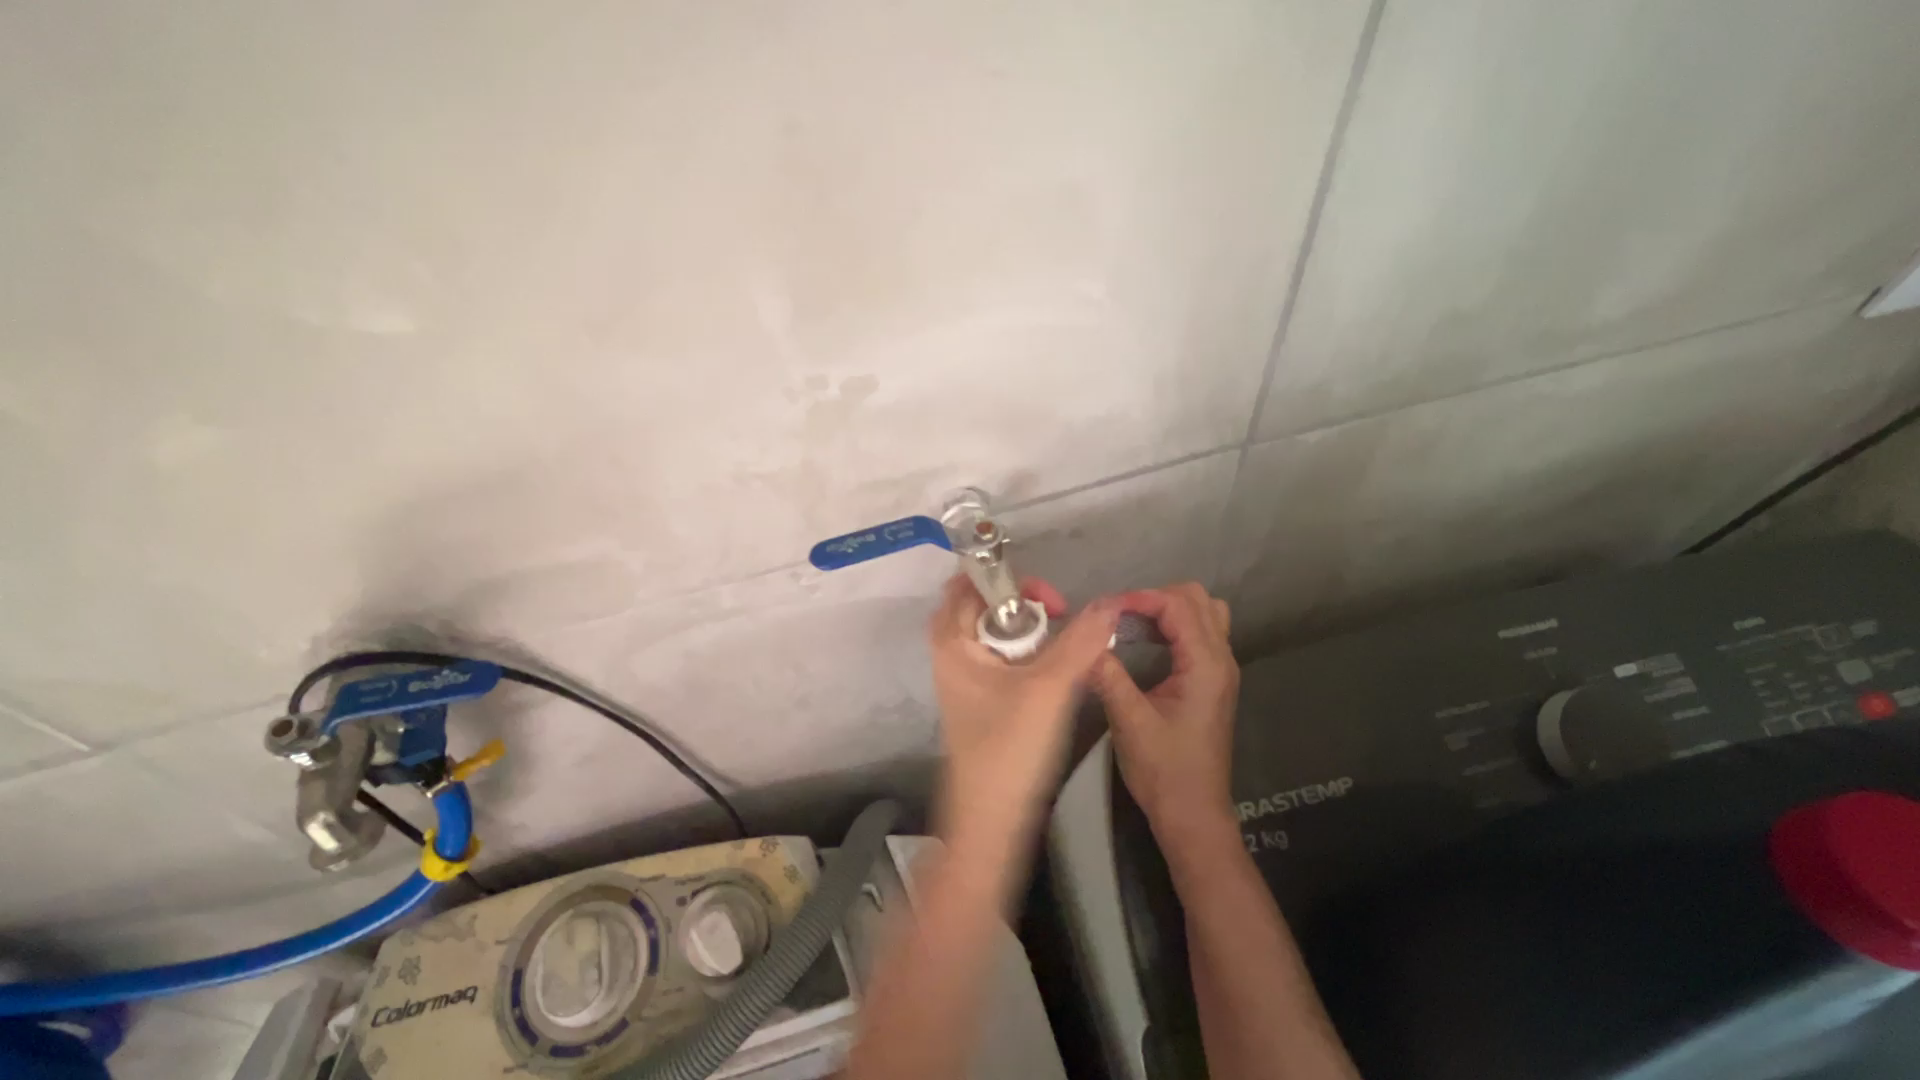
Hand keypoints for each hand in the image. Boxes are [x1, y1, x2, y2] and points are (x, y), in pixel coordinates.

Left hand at [929, 576, 1120, 840]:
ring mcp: (969, 680)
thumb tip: (1111, 603)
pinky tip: (1062, 672)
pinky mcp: (986, 701)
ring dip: (1034, 633)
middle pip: (987, 607)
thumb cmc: (1010, 748)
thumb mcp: (1049, 687)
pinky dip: (1033, 656)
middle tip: (1061, 619)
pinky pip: (1008, 661)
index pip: (969, 584)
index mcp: (953, 643)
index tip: (1049, 599)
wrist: (992, 820)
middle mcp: (954, 655)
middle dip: (1026, 606)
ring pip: (1001, 636)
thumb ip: (1081, 641)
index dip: (1008, 580)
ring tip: (1067, 648)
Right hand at [1091, 583, 1240, 839]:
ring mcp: (1221, 671)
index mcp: (1205, 665)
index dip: (1139, 598)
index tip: (1103, 609)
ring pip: (1204, 614)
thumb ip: (1108, 674)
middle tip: (1118, 614)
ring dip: (1168, 609)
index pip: (1177, 606)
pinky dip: (1174, 627)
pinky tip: (1145, 643)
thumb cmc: (1163, 769)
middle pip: (1198, 599)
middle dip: (1156, 597)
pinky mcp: (1213, 683)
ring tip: (1131, 624)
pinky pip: (1200, 635)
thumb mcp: (1129, 720)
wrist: (1193, 813)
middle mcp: (1221, 659)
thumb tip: (1085, 639)